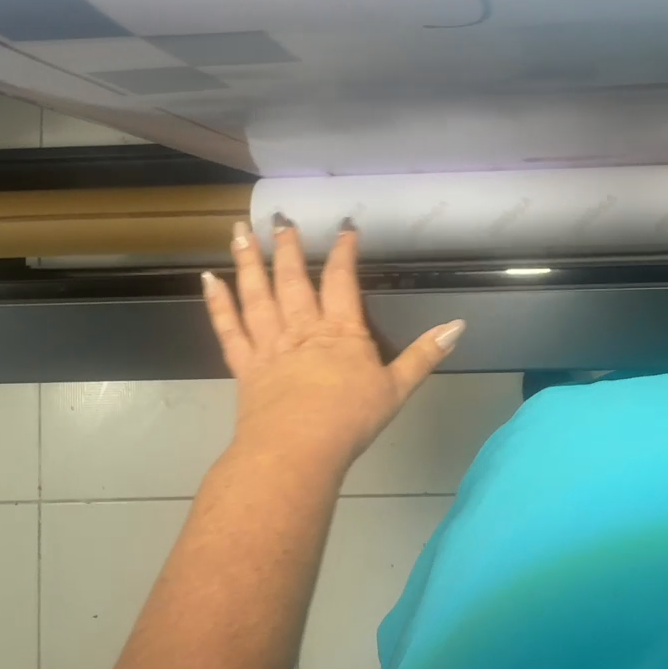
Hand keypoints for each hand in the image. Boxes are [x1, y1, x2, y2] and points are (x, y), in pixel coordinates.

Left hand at [202, 216, 464, 471]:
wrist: (297, 450)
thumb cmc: (350, 420)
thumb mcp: (397, 388)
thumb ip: (424, 354)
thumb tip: (458, 325)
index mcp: (341, 331)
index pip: (343, 281)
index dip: (345, 252)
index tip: (344, 226)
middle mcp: (303, 328)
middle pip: (294, 280)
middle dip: (289, 247)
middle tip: (279, 218)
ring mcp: (270, 344)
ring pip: (257, 295)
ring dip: (249, 262)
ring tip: (239, 231)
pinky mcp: (245, 365)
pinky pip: (229, 328)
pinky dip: (218, 303)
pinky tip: (209, 280)